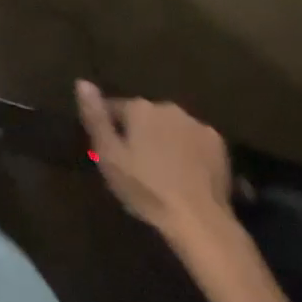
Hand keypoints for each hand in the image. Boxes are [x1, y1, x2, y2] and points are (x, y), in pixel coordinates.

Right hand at [76, 80, 231, 234]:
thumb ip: (95, 117)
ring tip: (162, 170)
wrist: (198, 219)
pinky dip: (188, 150)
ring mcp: (197, 124)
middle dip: (140, 133)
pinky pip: (194, 141)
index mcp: (140, 108)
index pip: (115, 108)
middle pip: (146, 116)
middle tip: (136, 164)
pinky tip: (186, 174)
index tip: (110, 152)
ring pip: (171, 127)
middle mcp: (169, 107)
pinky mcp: (219, 144)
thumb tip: (82, 82)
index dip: (110, 129)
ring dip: (165, 140)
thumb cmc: (145, 187)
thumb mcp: (108, 155)